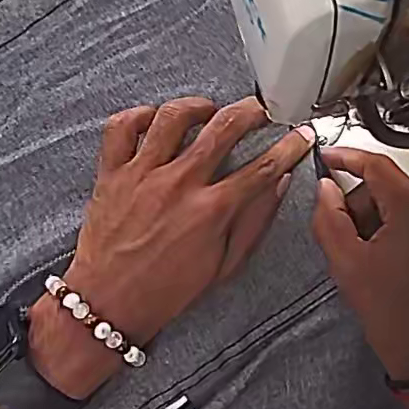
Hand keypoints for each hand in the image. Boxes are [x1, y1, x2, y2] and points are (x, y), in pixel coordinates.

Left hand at [60, 96, 313, 346]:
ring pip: (173, 116)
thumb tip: (278, 184)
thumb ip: (254, 222)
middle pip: (224, 126)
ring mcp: (142, 174)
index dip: (289, 146)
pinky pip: (121, 127)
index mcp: (211, 210)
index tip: (298, 136)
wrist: (111, 302)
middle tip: (259, 110)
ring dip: (199, 106)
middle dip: (252, 111)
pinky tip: (154, 119)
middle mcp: (178, 184)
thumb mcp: (224, 265)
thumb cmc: (166, 289)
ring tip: (209, 110)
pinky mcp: (112, 173)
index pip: (263, 166)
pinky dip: (139, 114)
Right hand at [310, 147, 408, 382]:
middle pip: (390, 188)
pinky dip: (406, 234)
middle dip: (364, 209)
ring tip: (379, 264)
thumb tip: (326, 191)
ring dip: (385, 224)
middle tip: (353, 245)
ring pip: (407, 206)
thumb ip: (329, 217)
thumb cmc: (402, 320)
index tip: (330, 158)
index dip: (346, 158)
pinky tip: (398, 267)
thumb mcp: (347, 264)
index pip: (375, 164)